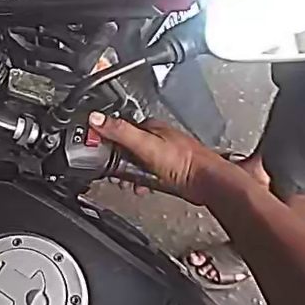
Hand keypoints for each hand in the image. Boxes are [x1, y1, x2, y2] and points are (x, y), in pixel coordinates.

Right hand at [90, 113, 258, 208]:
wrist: (207, 182)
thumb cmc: (184, 163)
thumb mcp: (145, 144)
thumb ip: (120, 131)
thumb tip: (96, 117)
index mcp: (151, 127)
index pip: (119, 129)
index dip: (106, 142)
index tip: (98, 152)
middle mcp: (157, 139)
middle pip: (126, 149)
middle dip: (118, 163)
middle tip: (117, 175)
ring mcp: (162, 155)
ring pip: (136, 164)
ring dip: (130, 175)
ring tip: (132, 183)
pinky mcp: (167, 171)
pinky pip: (146, 175)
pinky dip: (142, 182)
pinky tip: (144, 187)